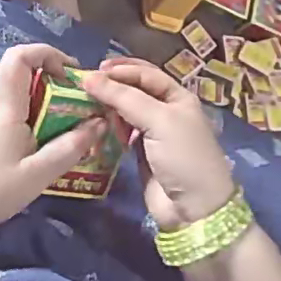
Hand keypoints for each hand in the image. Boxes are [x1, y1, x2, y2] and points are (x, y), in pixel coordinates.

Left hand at [0, 44, 104, 236]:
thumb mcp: (38, 172)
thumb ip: (71, 146)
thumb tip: (99, 124)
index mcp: (5, 100)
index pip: (22, 55)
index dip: (49, 54)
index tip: (73, 75)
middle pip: (23, 69)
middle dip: (54, 78)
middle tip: (79, 100)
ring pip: (18, 89)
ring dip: (46, 97)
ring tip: (70, 120)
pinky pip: (12, 106)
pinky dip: (34, 112)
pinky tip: (48, 137)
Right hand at [82, 58, 236, 227]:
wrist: (194, 210)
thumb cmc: (182, 156)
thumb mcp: (158, 120)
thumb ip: (124, 97)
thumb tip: (88, 78)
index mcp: (178, 97)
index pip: (146, 74)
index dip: (121, 70)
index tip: (93, 71)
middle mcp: (167, 110)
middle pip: (136, 90)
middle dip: (113, 85)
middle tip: (86, 85)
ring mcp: (154, 133)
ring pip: (127, 110)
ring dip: (109, 106)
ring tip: (89, 105)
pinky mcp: (142, 153)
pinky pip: (123, 131)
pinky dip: (110, 126)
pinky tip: (97, 126)